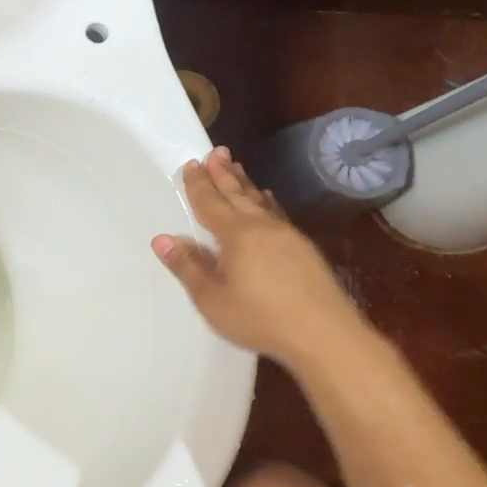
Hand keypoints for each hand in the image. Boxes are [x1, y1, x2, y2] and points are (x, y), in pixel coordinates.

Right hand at [152, 147, 368, 369]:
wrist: (323, 334)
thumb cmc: (259, 318)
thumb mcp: (211, 298)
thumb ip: (188, 266)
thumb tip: (163, 239)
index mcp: (237, 235)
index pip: (211, 204)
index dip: (199, 185)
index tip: (191, 164)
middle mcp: (263, 227)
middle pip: (238, 194)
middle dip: (223, 174)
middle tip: (216, 152)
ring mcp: (287, 237)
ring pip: (260, 202)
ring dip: (245, 184)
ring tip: (236, 168)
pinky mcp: (302, 250)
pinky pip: (277, 214)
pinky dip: (267, 202)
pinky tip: (267, 200)